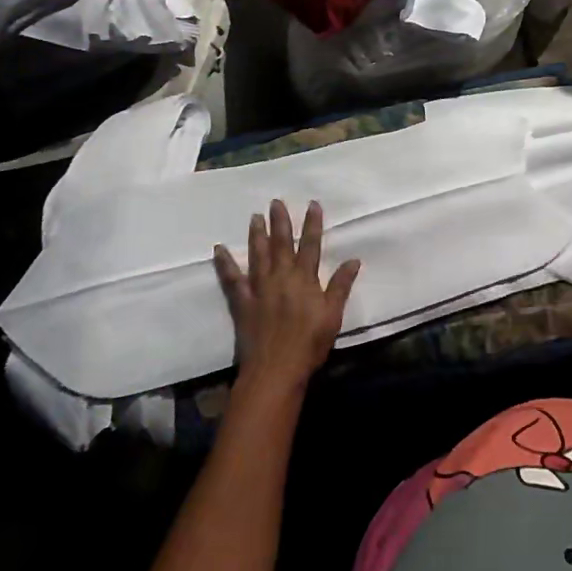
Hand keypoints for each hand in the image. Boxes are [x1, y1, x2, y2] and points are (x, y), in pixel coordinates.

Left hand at [213, 199, 359, 391]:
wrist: (276, 369)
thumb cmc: (310, 344)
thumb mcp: (333, 316)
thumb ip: (340, 286)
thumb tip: (353, 260)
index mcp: (304, 280)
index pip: (310, 245)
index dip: (312, 224)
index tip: (312, 204)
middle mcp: (281, 277)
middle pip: (281, 244)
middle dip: (280, 222)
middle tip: (275, 202)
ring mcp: (259, 288)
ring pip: (258, 255)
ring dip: (257, 234)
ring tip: (255, 216)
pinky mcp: (242, 302)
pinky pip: (232, 279)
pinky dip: (224, 263)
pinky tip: (218, 249)